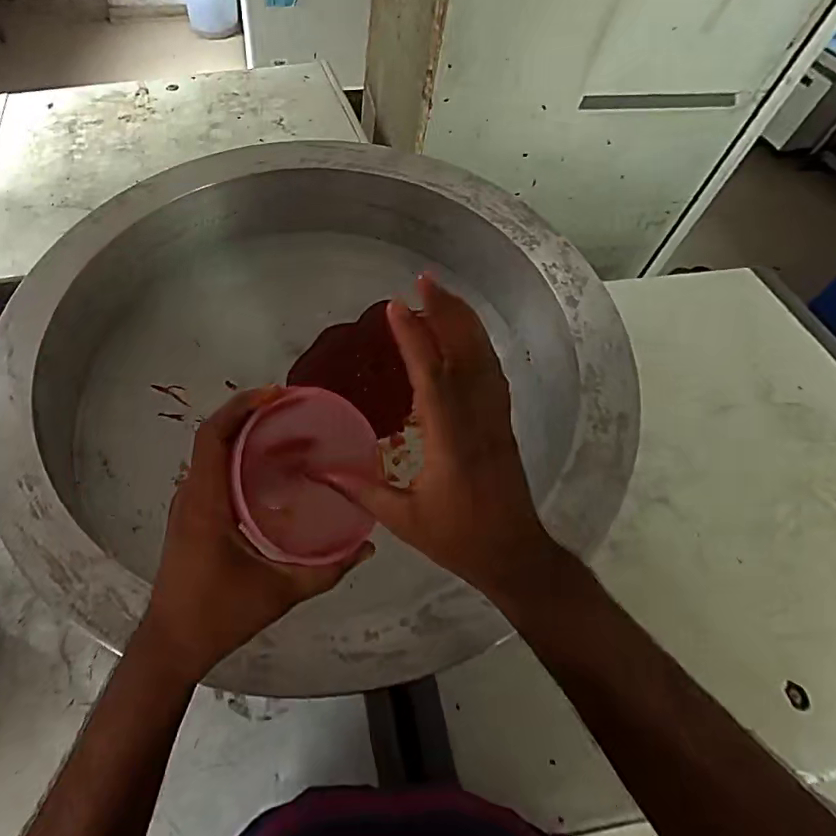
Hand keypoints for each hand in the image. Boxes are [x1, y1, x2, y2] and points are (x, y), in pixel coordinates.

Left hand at [136, 387, 371, 683]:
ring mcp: (187, 505)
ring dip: (245, 438)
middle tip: (293, 411)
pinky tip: (270, 474)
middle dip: (251, 416)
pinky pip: (212, 473)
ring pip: (212, 455)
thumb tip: (366, 548)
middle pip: (214, 437)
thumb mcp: (279, 593)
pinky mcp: (190, 516)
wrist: (172, 643)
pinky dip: (238, 460)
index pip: (212, 436)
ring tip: (288, 436)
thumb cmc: (218, 615)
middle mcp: (191, 495)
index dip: (240, 407)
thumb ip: (326, 570)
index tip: (275, 394)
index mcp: (205, 503)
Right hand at [316, 275, 567, 603]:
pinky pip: (493, 374)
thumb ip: (362, 490)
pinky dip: (478, 345)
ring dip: (464, 322)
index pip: (431, 379)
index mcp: (451, 442)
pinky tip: (465, 335)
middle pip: (466, 355)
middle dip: (446, 312)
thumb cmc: (459, 540)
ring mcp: (495, 419)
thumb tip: (320, 470)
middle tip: (425, 280)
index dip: (414, 340)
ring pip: (484, 359)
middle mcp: (477, 421)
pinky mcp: (502, 424)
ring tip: (442, 295)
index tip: (396, 307)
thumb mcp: (404, 520)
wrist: (515, 555)